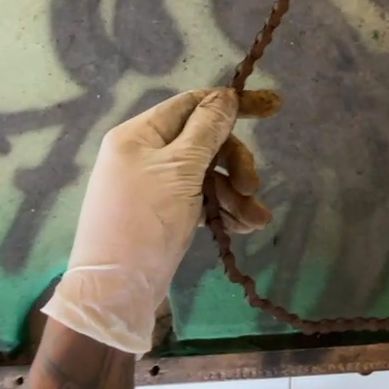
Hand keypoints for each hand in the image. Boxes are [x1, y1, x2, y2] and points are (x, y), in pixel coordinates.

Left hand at [42, 88, 270, 354]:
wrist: (116, 293)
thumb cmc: (144, 222)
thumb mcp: (179, 170)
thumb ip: (206, 130)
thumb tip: (227, 96)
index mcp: (140, 135)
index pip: (192, 104)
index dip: (232, 104)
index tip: (272, 108)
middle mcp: (147, 155)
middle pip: (206, 142)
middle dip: (234, 163)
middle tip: (251, 187)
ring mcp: (157, 186)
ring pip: (209, 175)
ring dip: (235, 195)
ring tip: (255, 220)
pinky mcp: (167, 213)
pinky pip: (203, 200)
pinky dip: (225, 211)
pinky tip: (244, 228)